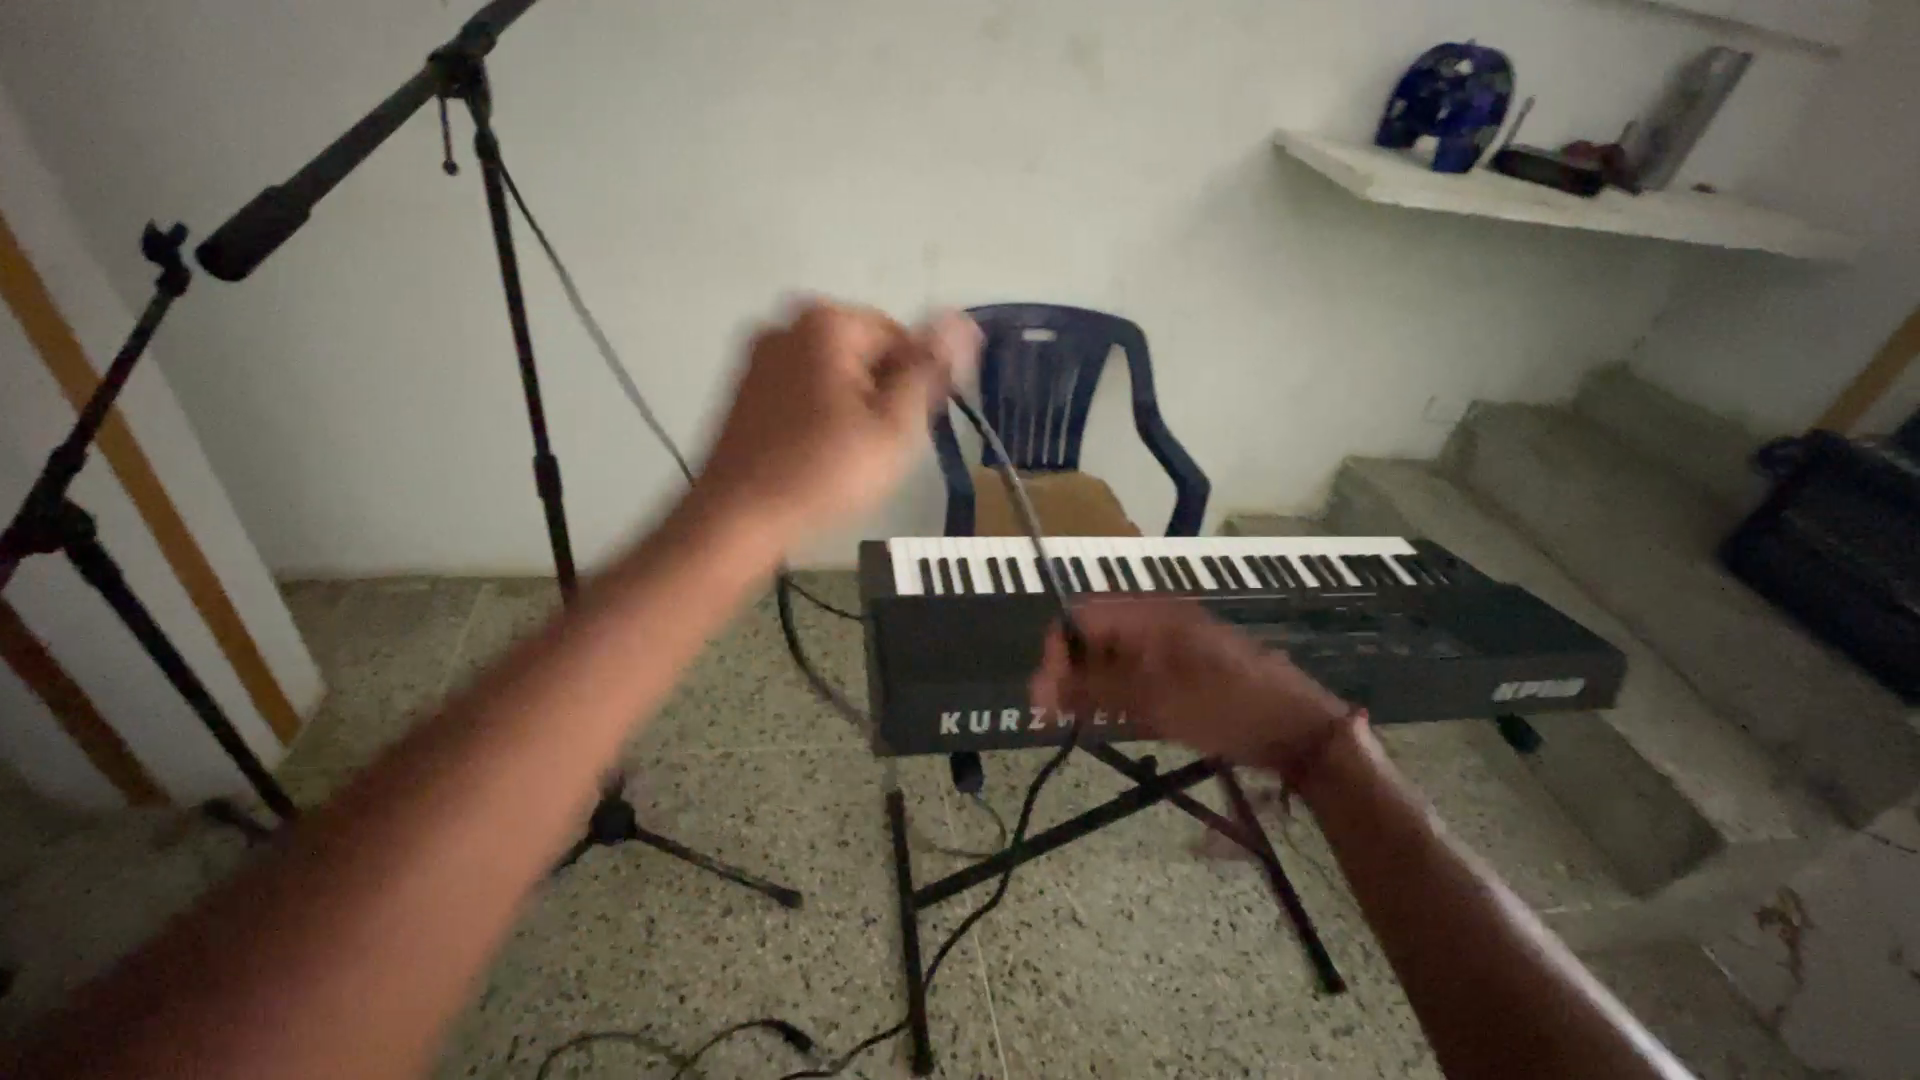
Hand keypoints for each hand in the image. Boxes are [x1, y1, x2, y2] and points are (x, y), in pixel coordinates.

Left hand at [700, 300, 978, 534]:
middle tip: (879, 447)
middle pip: (865, 352)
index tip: (908, 429)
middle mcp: (786, 323)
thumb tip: (964, 322)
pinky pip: (802, 389)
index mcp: (825, 321)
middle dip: (881, 393)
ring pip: (834, 373)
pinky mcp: (743, 388)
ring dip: (852, 406)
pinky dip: (818, 414)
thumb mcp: (894, 425)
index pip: (902, 338)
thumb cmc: (822, 473)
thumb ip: (931, 370)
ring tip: (847, 456)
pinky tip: (816, 454)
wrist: (737, 518)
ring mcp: (758, 355)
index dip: (915, 385)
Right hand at [1028, 601, 1353, 771]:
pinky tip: (1112, 722)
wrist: (1301, 729)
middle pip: (1095, 637)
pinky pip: (1138, 677)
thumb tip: (1044, 683)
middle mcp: (1157, 624)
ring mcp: (1173, 648)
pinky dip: (1119, 697)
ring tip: (1076, 723)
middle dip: (1069, 672)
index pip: (1082, 617)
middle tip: (1052, 716)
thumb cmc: (1229, 707)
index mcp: (1152, 616)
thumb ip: (1098, 688)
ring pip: (1114, 660)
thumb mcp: (1158, 699)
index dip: (1056, 652)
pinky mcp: (1184, 673)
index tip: (1044, 695)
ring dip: (1091, 688)